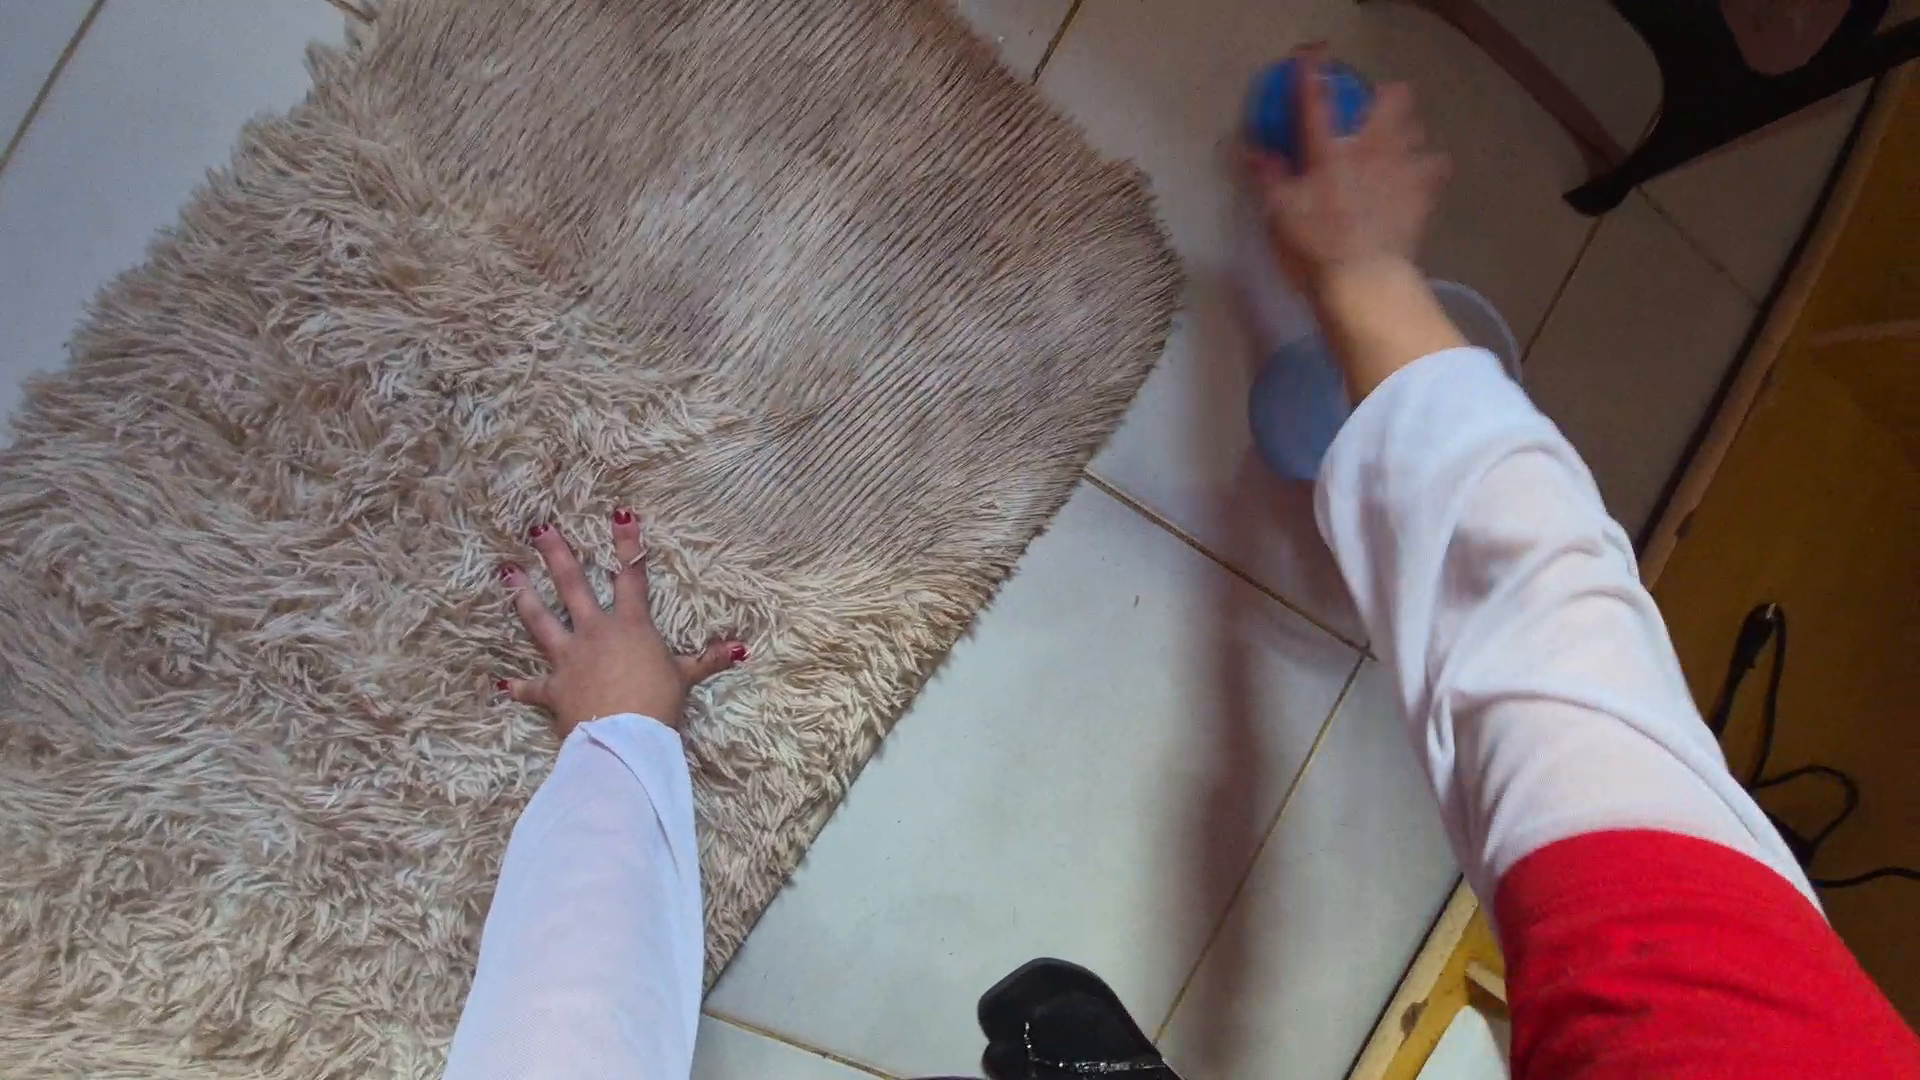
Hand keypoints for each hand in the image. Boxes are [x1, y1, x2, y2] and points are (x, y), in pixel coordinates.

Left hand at [496, 509, 746, 738]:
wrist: (623, 738)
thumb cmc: (657, 702)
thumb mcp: (686, 677)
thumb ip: (708, 659)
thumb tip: (741, 648)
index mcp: (630, 626)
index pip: (631, 576)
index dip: (628, 544)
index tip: (620, 514)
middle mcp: (595, 633)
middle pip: (573, 586)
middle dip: (557, 555)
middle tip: (540, 530)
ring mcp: (569, 658)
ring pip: (541, 621)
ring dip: (524, 597)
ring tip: (509, 573)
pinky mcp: (553, 689)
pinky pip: (532, 687)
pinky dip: (519, 686)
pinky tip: (502, 684)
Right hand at [1243, 46, 1449, 295]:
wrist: (1362, 280)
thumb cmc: (1312, 248)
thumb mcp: (1278, 216)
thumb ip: (1269, 179)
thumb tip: (1253, 150)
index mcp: (1329, 154)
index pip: (1316, 105)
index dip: (1311, 76)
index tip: (1309, 55)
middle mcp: (1372, 149)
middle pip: (1393, 99)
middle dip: (1383, 99)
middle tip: (1370, 116)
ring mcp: (1404, 168)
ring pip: (1416, 128)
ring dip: (1404, 133)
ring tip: (1393, 149)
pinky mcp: (1424, 193)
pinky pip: (1436, 166)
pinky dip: (1426, 170)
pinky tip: (1415, 180)